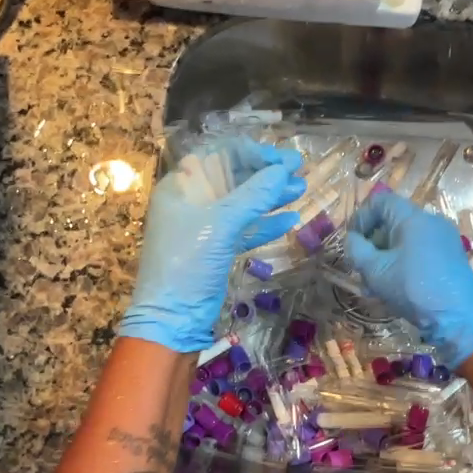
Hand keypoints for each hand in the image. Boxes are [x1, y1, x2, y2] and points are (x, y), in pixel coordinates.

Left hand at [119, 138, 306, 352]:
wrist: (171, 319)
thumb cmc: (187, 263)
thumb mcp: (221, 224)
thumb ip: (253, 195)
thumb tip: (283, 170)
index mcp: (181, 185)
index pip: (219, 155)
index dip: (254, 153)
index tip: (284, 160)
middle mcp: (190, 201)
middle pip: (232, 177)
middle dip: (266, 174)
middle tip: (300, 172)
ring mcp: (202, 226)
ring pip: (240, 203)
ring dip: (270, 197)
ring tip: (301, 190)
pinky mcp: (214, 249)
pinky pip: (242, 228)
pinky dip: (264, 223)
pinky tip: (290, 218)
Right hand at [344, 192, 472, 366]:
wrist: (457, 318)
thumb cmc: (412, 289)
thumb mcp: (374, 270)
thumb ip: (356, 249)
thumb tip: (352, 239)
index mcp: (413, 218)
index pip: (380, 201)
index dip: (361, 217)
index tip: (353, 242)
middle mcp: (432, 221)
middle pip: (393, 220)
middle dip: (372, 241)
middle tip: (362, 266)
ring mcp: (445, 238)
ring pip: (406, 238)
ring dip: (386, 255)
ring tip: (376, 283)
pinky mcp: (452, 256)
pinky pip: (420, 249)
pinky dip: (403, 261)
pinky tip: (396, 286)